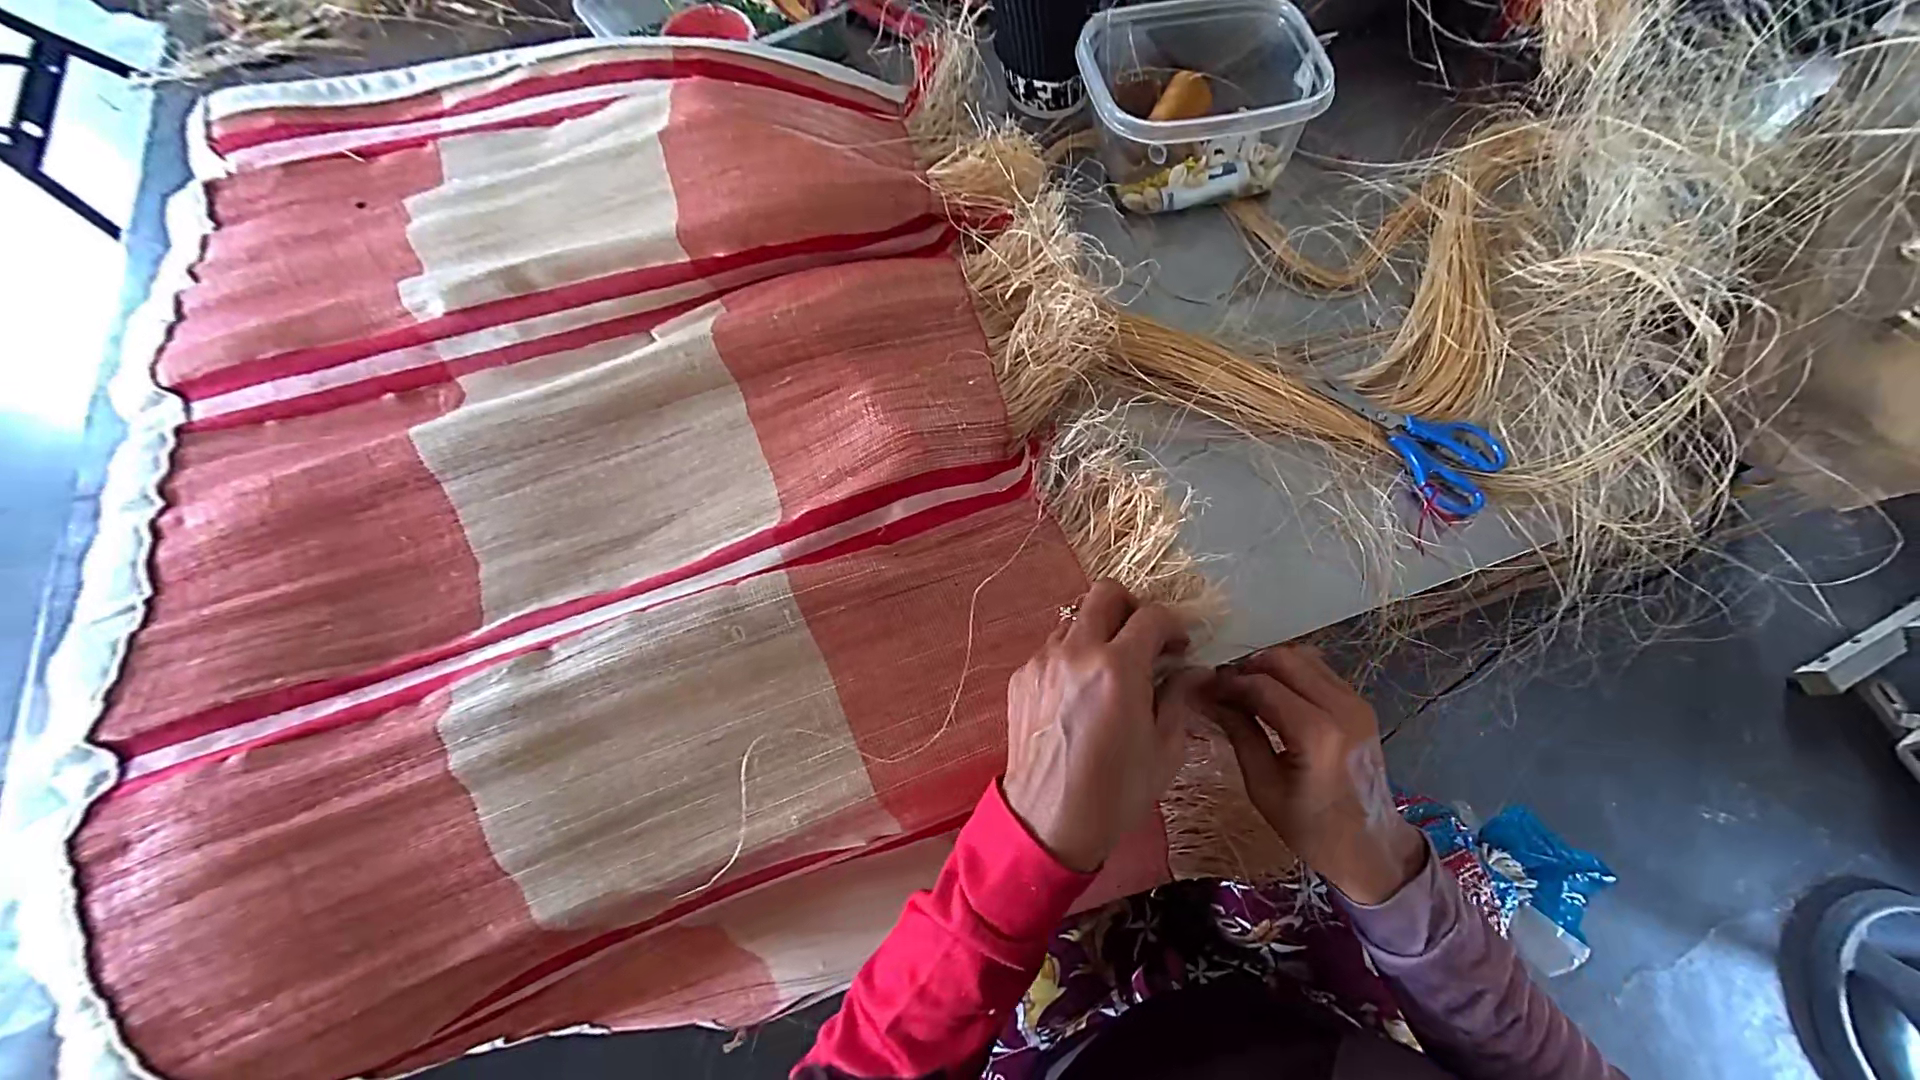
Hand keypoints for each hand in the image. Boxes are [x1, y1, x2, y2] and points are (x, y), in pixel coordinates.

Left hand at [1002, 580, 1210, 871]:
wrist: (1049, 818)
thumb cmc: (1116, 791)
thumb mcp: (1165, 748)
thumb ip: (1180, 697)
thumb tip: (1192, 670)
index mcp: (1117, 668)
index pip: (1151, 615)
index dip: (1173, 625)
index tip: (1178, 646)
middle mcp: (1076, 652)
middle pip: (1105, 593)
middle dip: (1132, 607)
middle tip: (1143, 639)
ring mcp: (1042, 661)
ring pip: (1074, 619)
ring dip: (1098, 632)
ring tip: (1109, 669)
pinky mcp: (1022, 676)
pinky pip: (1052, 648)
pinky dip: (1072, 656)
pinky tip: (1079, 693)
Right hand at [1213, 645, 1427, 904]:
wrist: (1374, 849)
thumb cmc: (1312, 828)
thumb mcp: (1262, 785)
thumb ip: (1238, 732)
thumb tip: (1207, 697)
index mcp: (1317, 734)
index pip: (1260, 685)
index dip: (1227, 682)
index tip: (1204, 689)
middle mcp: (1342, 709)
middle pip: (1283, 659)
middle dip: (1247, 667)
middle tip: (1223, 687)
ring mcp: (1356, 704)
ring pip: (1302, 657)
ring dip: (1268, 666)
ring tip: (1245, 689)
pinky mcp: (1360, 705)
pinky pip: (1318, 670)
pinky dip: (1290, 673)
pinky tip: (1272, 695)